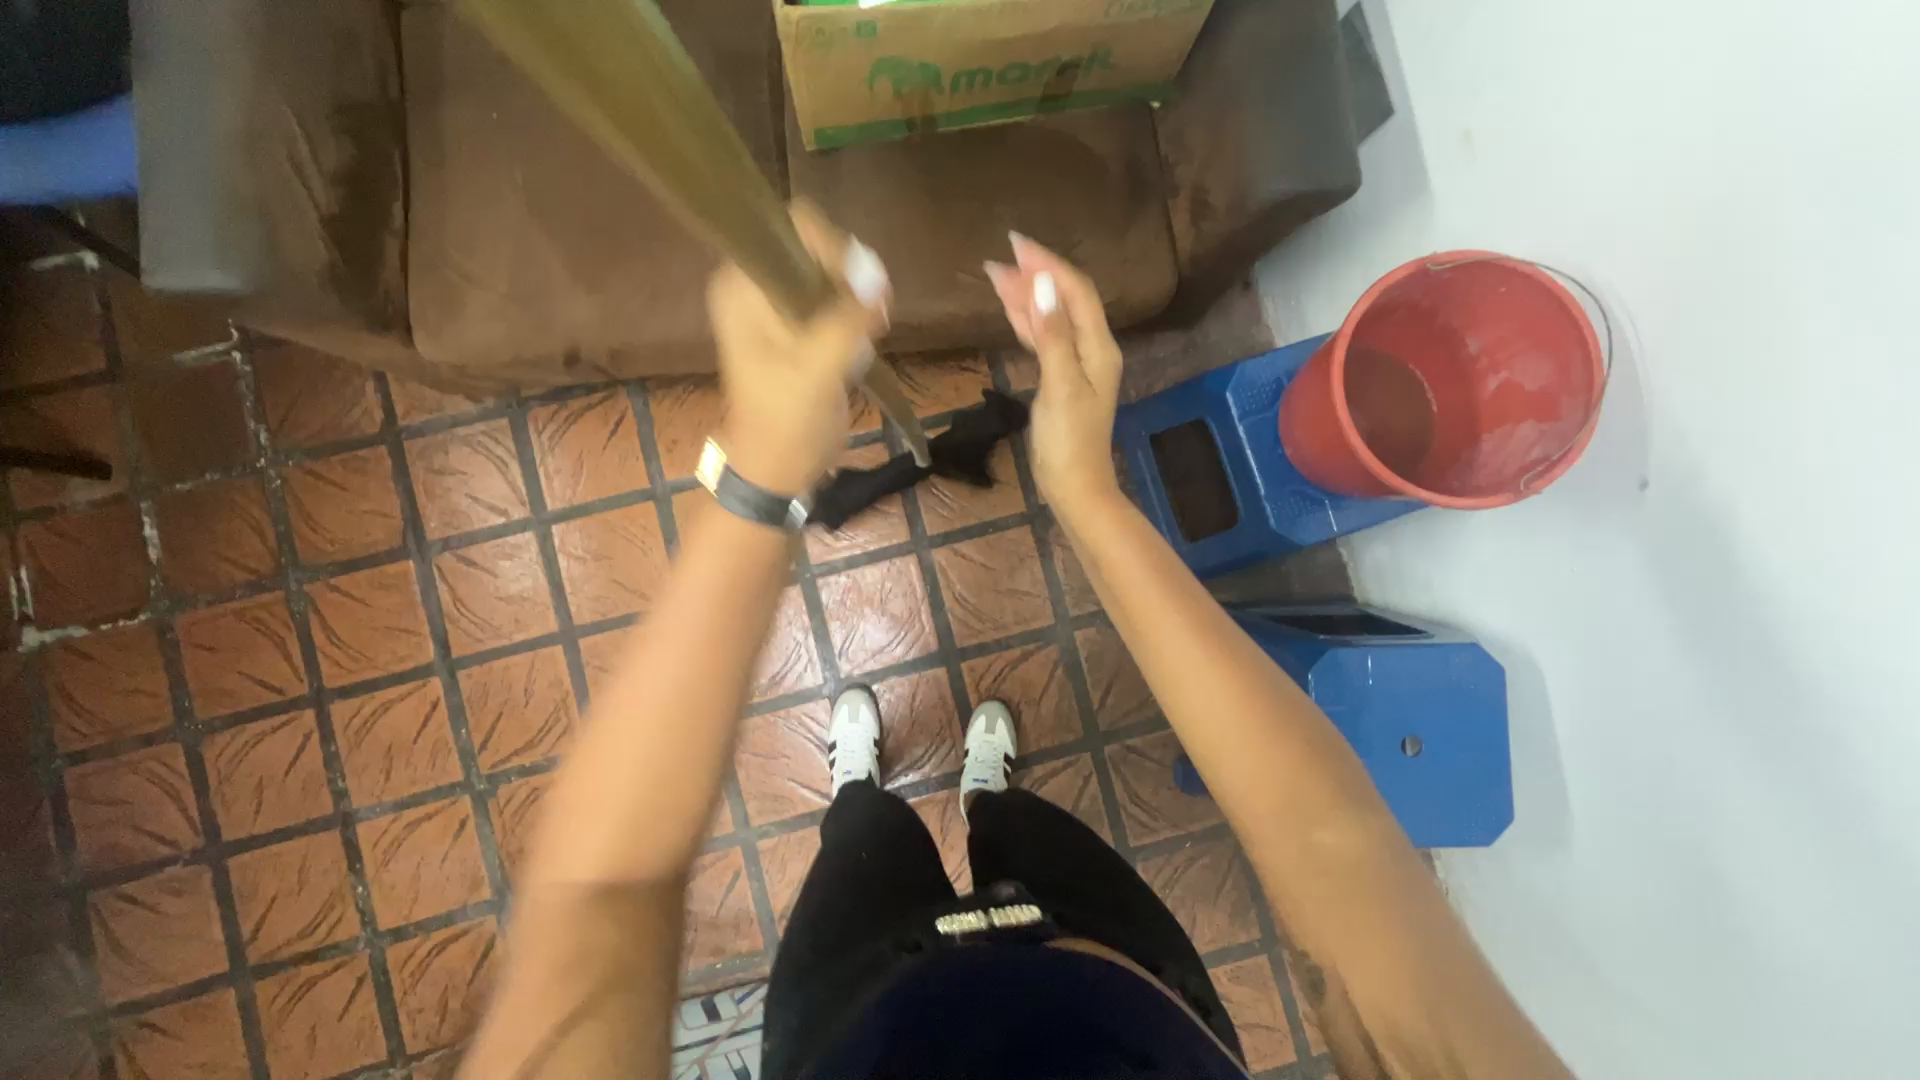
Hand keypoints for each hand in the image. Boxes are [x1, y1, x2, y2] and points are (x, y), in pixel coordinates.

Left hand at [707, 202, 889, 495]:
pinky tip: (866, 342)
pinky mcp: (803, 328)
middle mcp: (758, 286)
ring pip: (832, 275)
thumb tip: (879, 280)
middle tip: (870, 314)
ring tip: (869, 332)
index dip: (831, 247)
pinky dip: (859, 315)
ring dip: (858, 299)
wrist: (779, 470)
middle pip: (816, 248)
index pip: (792, 229)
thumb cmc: (785, 422)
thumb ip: (846, 319)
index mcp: (744, 286)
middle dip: (849, 276)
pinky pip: (839, 301)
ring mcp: (780, 307)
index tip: (859, 285)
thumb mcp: (816, 370)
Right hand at [985, 234, 1122, 512]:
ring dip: (1027, 296)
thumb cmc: (1068, 442)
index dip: (1048, 264)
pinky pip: (1045, 340)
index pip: (1075, 292)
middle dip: (1034, 276)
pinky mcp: (1061, 380)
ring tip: (996, 277)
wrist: (1074, 488)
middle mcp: (1092, 349)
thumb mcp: (1060, 385)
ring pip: (1052, 318)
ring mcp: (1077, 365)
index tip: (1015, 244)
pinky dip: (1028, 322)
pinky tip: (1011, 311)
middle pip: (1064, 300)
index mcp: (1098, 347)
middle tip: (998, 259)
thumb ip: (1052, 334)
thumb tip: (1042, 285)